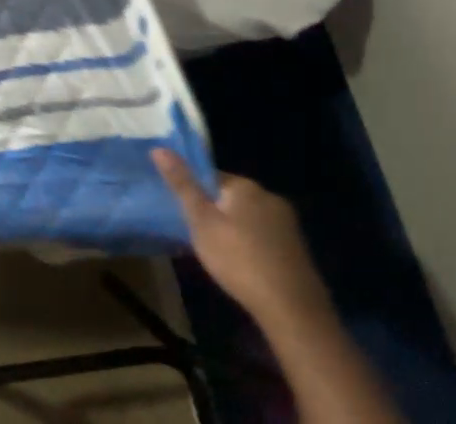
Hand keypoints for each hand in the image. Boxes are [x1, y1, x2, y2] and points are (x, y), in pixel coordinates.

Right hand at [151, 149, 333, 329]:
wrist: (291, 308)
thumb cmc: (238, 259)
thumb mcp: (201, 221)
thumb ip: (182, 185)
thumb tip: (159, 148)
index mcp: (246, 186)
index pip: (209, 176)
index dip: (193, 195)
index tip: (184, 216)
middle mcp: (270, 197)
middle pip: (229, 197)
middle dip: (213, 213)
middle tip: (198, 237)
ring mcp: (287, 223)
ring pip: (247, 217)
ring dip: (231, 229)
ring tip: (218, 254)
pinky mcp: (296, 247)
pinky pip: (263, 236)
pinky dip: (249, 244)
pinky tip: (242, 265)